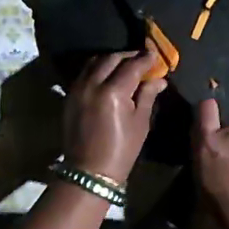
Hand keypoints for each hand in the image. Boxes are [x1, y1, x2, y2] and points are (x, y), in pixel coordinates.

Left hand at [61, 48, 165, 184]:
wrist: (89, 172)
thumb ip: (147, 95)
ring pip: (94, 62)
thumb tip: (159, 79)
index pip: (132, 66)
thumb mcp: (141, 123)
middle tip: (141, 60)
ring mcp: (78, 89)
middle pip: (111, 58)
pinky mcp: (69, 95)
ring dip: (110, 60)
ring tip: (123, 66)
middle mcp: (93, 84)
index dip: (145, 59)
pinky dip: (97, 69)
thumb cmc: (122, 150)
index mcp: (113, 92)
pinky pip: (84, 73)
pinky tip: (107, 76)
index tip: (154, 56)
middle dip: (127, 56)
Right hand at [192, 99, 228, 228]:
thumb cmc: (222, 207)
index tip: (206, 117)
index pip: (206, 108)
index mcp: (209, 142)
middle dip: (225, 143)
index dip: (206, 110)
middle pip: (227, 131)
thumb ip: (198, 170)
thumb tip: (193, 173)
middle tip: (225, 163)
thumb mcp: (198, 191)